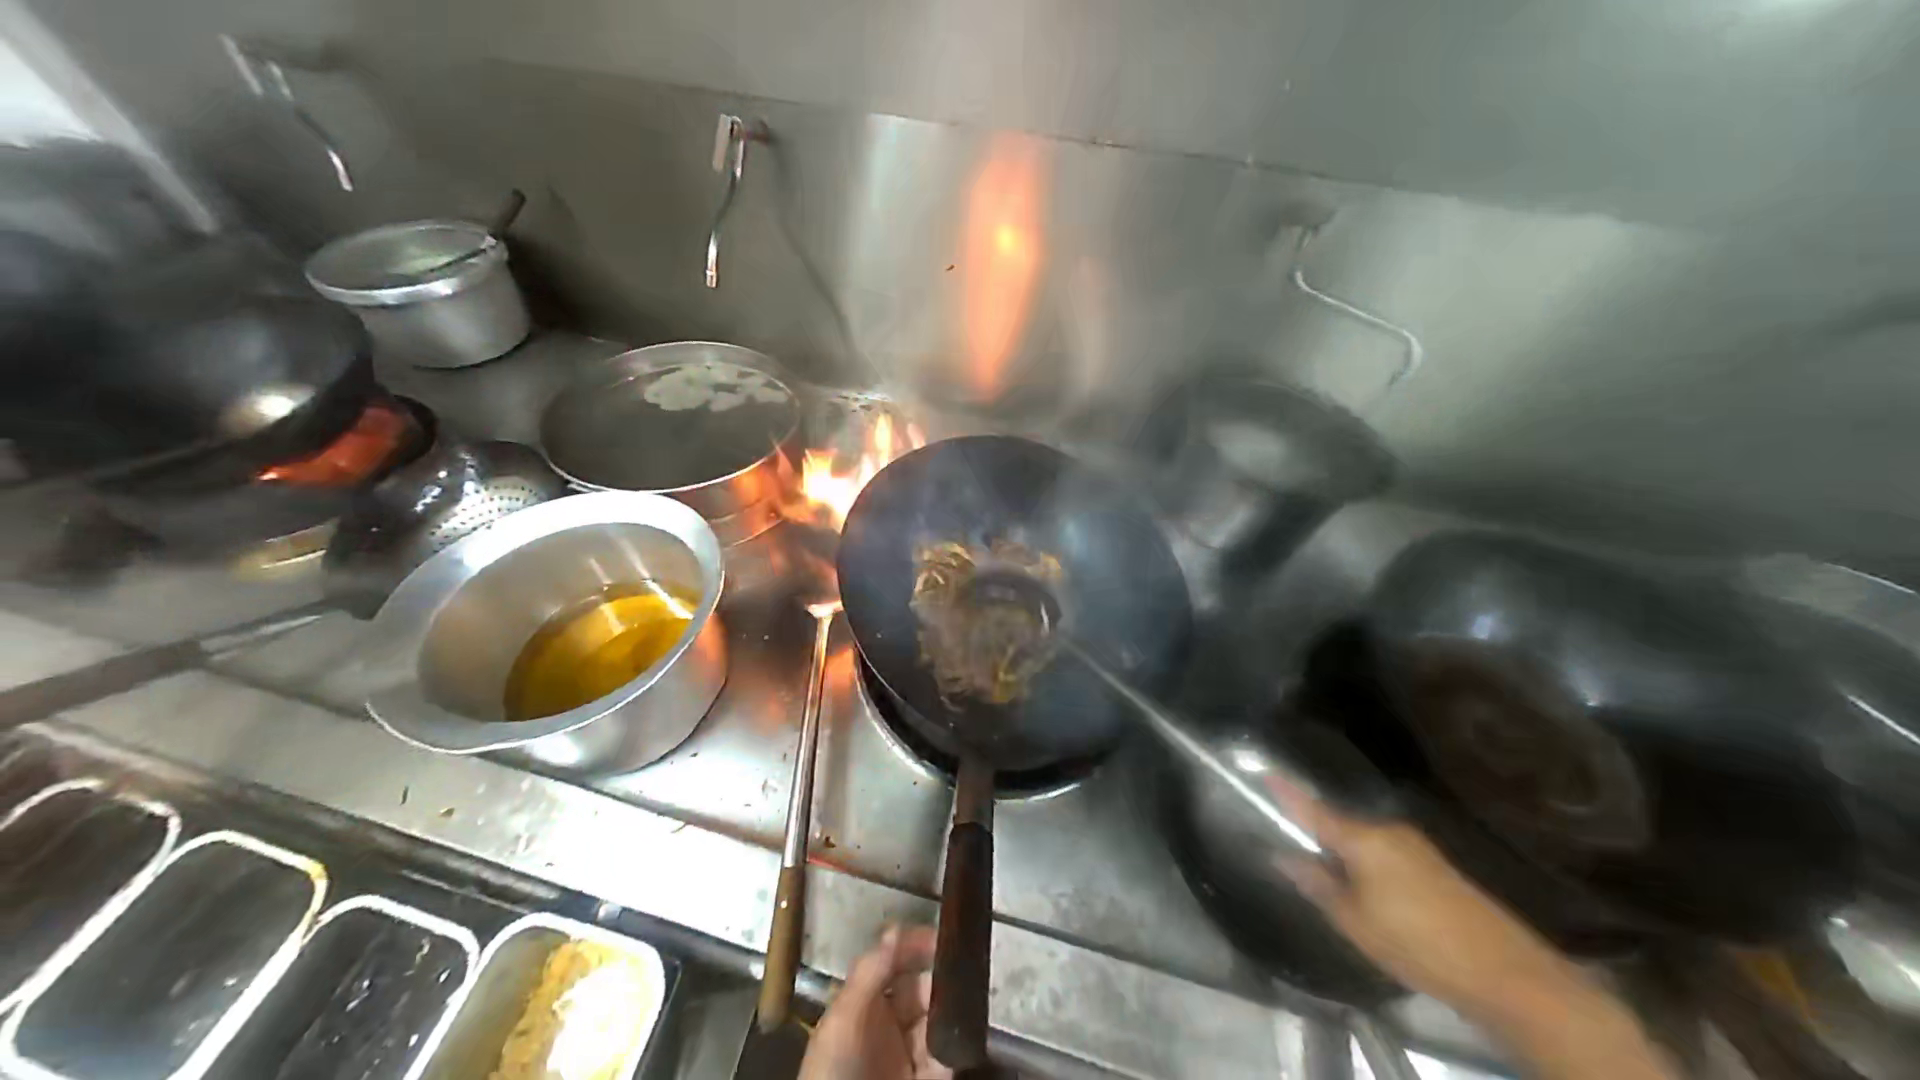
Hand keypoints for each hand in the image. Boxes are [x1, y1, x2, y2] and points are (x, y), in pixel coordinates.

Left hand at [799, 925, 952, 1079]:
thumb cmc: (834, 1073)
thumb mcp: (843, 1020)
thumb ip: (870, 972)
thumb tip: (897, 928)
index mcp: (861, 1003)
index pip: (891, 962)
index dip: (913, 946)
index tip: (939, 936)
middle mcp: (885, 1024)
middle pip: (919, 988)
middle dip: (938, 979)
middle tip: (958, 973)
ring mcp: (905, 1055)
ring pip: (936, 1021)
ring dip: (950, 1013)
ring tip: (965, 1004)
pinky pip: (945, 1059)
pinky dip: (954, 1050)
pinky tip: (958, 1043)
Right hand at [1270, 780, 1577, 1012]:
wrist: (1507, 974)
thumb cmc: (1416, 943)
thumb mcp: (1353, 920)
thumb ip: (1315, 883)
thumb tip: (1282, 855)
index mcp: (1363, 839)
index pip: (1313, 809)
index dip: (1287, 792)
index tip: (1263, 772)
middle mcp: (1389, 831)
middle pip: (1340, 824)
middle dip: (1317, 835)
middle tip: (1296, 856)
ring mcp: (1417, 847)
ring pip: (1365, 842)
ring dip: (1345, 854)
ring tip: (1333, 883)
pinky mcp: (1436, 867)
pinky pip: (1386, 854)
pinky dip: (1369, 865)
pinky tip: (1371, 895)